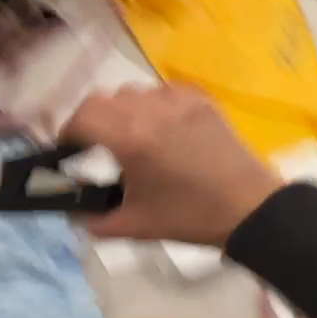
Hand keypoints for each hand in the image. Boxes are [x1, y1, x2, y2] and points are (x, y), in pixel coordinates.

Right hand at [62, 84, 279, 245]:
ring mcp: (177, 101)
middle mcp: (150, 111)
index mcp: (131, 139)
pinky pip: (160, 92)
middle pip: (101, 100)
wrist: (249, 209)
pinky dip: (149, 106)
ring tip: (127, 136)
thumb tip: (70, 210)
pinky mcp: (199, 100)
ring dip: (119, 111)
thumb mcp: (133, 225)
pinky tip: (158, 128)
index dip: (67, 132)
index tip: (66, 149)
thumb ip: (92, 219)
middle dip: (89, 120)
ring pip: (131, 93)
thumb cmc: (188, 218)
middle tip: (90, 143)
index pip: (82, 118)